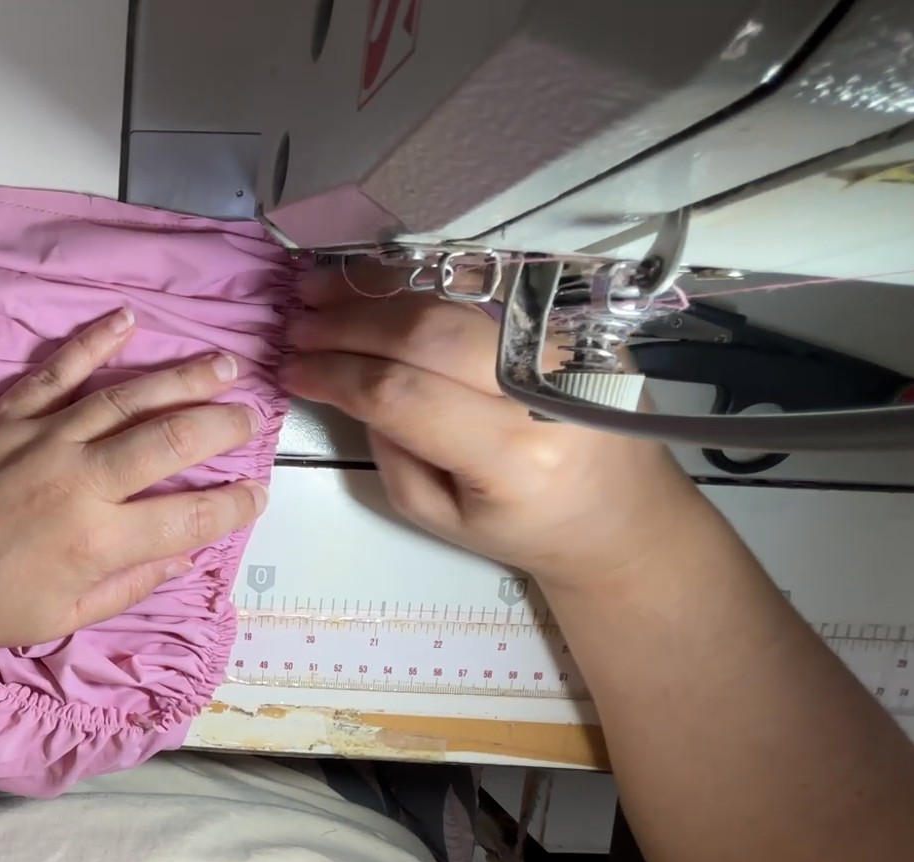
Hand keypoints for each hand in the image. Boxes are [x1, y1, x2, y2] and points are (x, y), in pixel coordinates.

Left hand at [0, 309, 267, 654]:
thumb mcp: (60, 617)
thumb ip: (127, 587)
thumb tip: (183, 559)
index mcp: (96, 542)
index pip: (189, 516)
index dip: (232, 504)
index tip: (257, 492)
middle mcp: (77, 482)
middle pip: (170, 441)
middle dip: (221, 426)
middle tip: (251, 415)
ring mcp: (38, 441)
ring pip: (126, 397)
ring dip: (180, 378)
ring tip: (222, 366)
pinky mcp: (0, 417)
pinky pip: (55, 372)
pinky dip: (93, 343)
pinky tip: (127, 321)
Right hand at [281, 262, 714, 591]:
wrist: (622, 515)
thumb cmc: (520, 528)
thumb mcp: (436, 514)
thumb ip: (391, 449)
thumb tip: (356, 385)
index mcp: (512, 456)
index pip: (401, 395)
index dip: (335, 375)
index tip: (291, 370)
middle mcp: (546, 391)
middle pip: (426, 335)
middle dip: (348, 326)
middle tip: (296, 324)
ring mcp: (569, 348)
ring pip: (455, 301)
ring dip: (376, 292)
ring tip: (320, 290)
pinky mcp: (576, 326)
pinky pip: (486, 292)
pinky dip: (422, 283)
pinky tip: (376, 281)